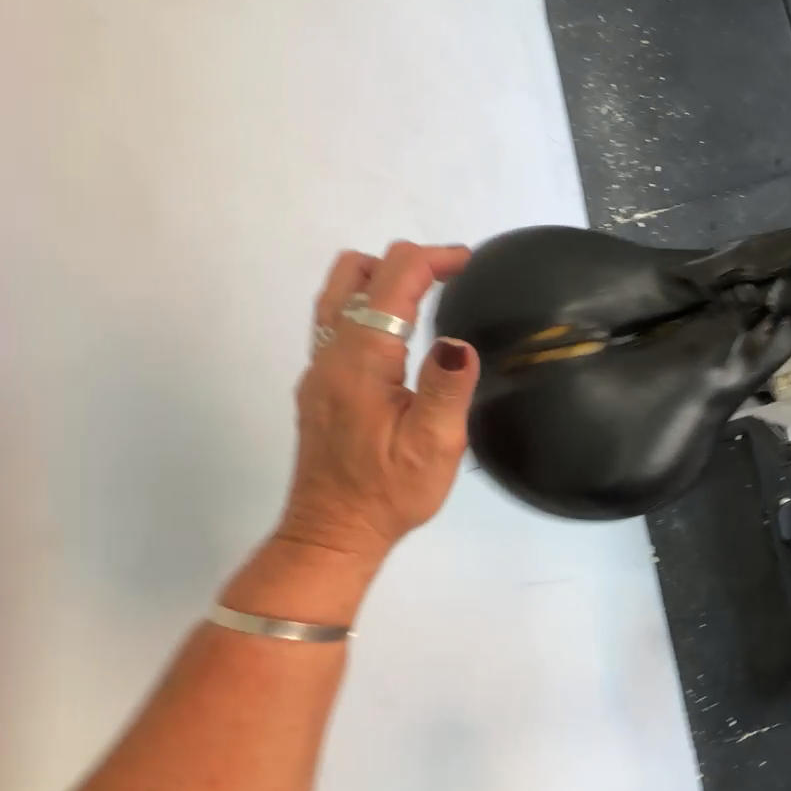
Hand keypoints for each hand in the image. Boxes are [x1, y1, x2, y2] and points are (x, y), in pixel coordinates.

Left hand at [277, 242, 478, 563]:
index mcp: (360, 363)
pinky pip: (338, 321)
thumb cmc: (391, 490)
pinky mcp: (323, 385)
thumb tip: (458, 341)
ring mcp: (320, 369)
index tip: (469, 261)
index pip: (389, 285)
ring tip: (431, 292)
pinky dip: (372, 305)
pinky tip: (405, 331)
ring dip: (383, 280)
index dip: (430, 260)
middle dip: (406, 262)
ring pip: (337, 294)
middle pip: (352, 275)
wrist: (334, 530)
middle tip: (454, 275)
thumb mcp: (434, 445)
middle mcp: (331, 356)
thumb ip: (445, 389)